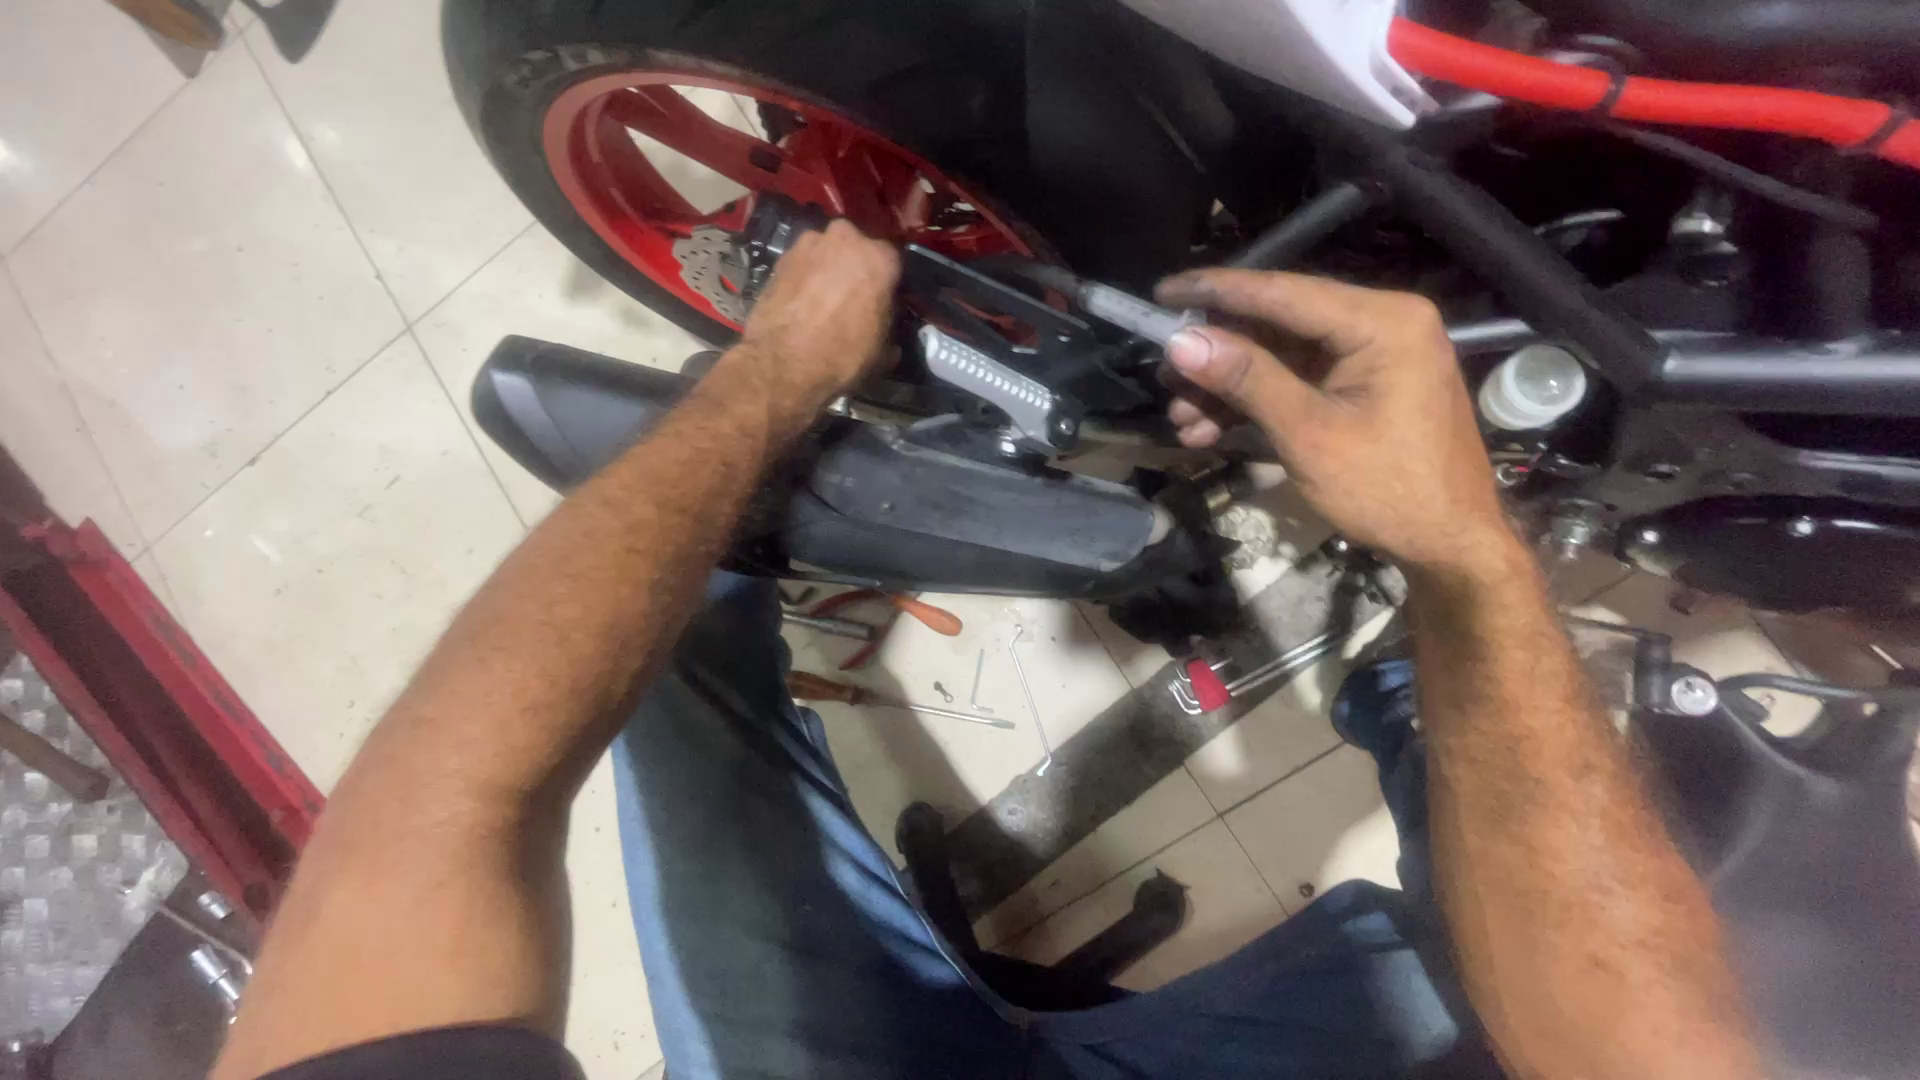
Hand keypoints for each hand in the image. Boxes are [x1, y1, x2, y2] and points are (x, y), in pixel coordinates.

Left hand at [732, 220, 901, 404]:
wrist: (784, 362)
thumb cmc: (844, 355)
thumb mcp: (883, 352)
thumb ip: (889, 331)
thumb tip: (888, 338)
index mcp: (880, 258)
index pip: (893, 263)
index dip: (888, 284)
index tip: (884, 301)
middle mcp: (846, 238)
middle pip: (857, 250)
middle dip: (856, 270)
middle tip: (853, 299)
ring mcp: (810, 243)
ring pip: (827, 253)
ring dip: (828, 270)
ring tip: (824, 301)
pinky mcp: (781, 256)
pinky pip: (803, 264)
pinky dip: (805, 278)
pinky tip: (803, 303)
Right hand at [1155, 269, 1515, 574]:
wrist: (1448, 543)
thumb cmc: (1388, 488)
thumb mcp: (1309, 433)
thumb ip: (1247, 379)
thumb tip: (1182, 341)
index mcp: (1381, 321)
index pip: (1281, 293)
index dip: (1215, 292)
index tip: (1161, 292)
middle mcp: (1377, 325)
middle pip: (1274, 325)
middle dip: (1215, 356)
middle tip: (1165, 377)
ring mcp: (1368, 358)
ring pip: (1277, 358)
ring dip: (1226, 389)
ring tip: (1181, 419)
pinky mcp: (1358, 388)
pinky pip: (1294, 383)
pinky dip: (1252, 405)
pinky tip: (1209, 431)